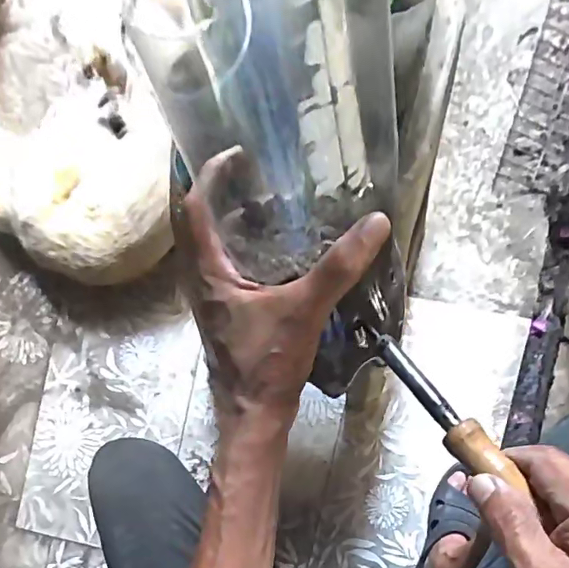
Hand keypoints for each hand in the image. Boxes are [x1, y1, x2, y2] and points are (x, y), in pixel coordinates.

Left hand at [181, 148, 390, 430]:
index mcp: (207, 273)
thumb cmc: (266, 365)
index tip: (235, 152)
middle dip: (220, 193)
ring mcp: (211, 300)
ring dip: (231, 222)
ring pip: (212, 248)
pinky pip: (226, 269)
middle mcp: (201, 282)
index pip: (193, 207)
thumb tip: (375, 224)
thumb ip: (337, 268)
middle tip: (253, 170)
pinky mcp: (226, 315)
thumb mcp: (304, 311)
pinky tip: (274, 250)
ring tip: (265, 200)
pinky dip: (243, 250)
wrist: (253, 415)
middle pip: (198, 224)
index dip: (209, 173)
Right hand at [466, 447, 568, 567]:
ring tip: (535, 555)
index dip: (501, 464)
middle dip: (522, 495)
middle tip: (500, 535)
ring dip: (544, 511)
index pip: (540, 458)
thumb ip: (509, 521)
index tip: (471, 484)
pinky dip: (567, 521)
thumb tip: (481, 479)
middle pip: (557, 473)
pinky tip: (562, 557)